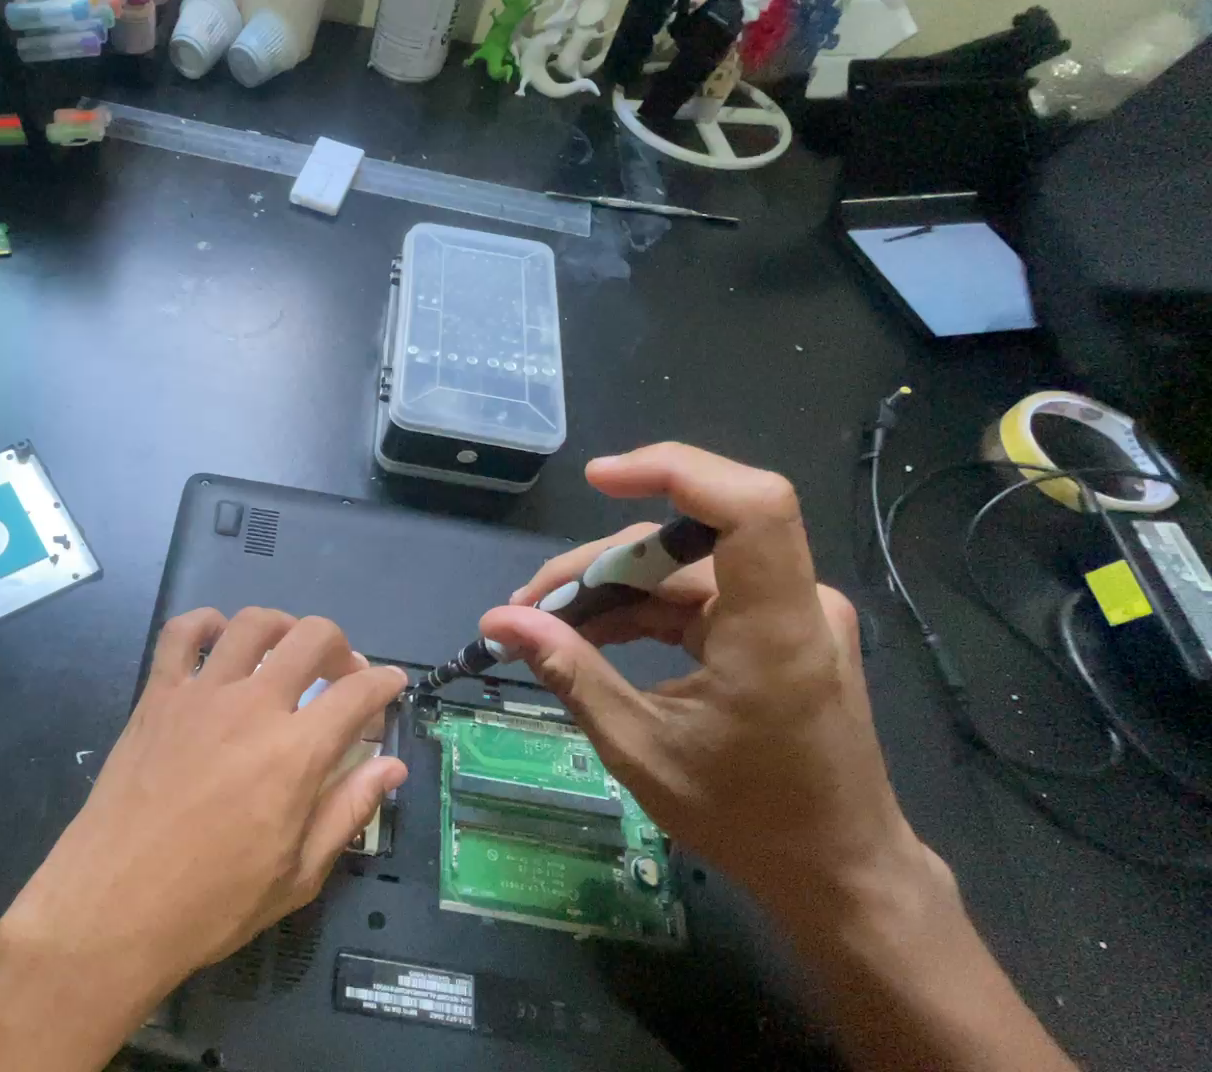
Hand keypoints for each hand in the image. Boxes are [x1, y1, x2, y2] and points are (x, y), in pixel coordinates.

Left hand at [0, 606, 407, 988]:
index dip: (385, 684)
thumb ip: (348, 811)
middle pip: (311, 638)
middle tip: (341, 672)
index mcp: (297, 752)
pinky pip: (181, 634)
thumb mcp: (298, 875)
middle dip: (341, 646)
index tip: (392, 685)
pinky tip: (219, 639)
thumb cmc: (213, 902)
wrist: (114, 906)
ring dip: (282, 627)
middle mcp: (253, 706)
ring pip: (251, 624)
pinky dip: (205, 623)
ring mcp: (201, 694)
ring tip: (286, 651)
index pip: (358, 693)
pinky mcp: (157, 695)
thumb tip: (391, 767)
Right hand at [482, 443, 932, 916]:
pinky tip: (589, 638)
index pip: (749, 506)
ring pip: (678, 570)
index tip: (598, 477)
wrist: (838, 870)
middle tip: (526, 611)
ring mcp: (786, 614)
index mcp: (773, 627)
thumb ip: (570, 672)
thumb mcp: (640, 748)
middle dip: (594, 569)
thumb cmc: (746, 817)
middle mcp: (791, 602)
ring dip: (607, 593)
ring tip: (545, 629)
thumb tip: (501, 621)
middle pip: (679, 545)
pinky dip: (637, 612)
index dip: (674, 470)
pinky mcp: (774, 630)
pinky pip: (693, 598)